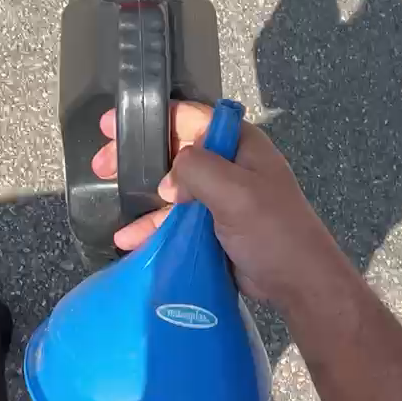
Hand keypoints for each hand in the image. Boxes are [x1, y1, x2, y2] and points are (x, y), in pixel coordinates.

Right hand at [91, 102, 354, 307]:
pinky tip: (128, 238)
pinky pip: (176, 219)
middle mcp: (229, 164)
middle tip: (102, 163)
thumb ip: (197, 169)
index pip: (188, 118)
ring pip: (171, 185)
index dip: (149, 117)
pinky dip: (152, 226)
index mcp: (238, 144)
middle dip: (137, 156)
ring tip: (106, 195)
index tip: (112, 125)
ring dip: (140, 192)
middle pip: (173, 150)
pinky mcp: (213, 225)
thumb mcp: (235, 191)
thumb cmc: (273, 230)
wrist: (299, 283)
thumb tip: (168, 176)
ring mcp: (220, 195)